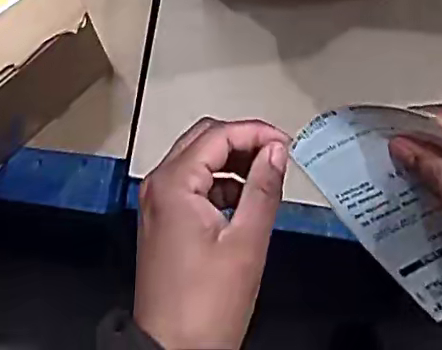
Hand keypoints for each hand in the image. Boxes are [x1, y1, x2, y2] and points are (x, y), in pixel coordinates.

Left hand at [135, 118, 289, 348]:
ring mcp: (157, 202)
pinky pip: (192, 181)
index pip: (219, 135)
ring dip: (232, 159)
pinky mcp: (162, 219)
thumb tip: (276, 151)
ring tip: (265, 174)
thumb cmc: (205, 310)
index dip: (255, 132)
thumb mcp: (246, 244)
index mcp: (174, 184)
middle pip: (205, 138)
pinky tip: (243, 198)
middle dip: (243, 140)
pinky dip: (219, 180)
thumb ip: (263, 189)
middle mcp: (159, 185)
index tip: (284, 142)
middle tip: (275, 152)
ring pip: (198, 157)